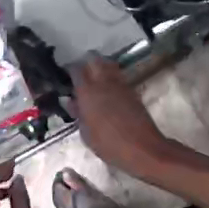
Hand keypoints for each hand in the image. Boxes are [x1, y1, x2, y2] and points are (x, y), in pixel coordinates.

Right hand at [72, 56, 185, 181]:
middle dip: (86, 63)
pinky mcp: (132, 89)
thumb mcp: (86, 134)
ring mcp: (120, 84)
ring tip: (94, 81)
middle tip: (81, 76)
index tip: (66, 76)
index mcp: (88, 92)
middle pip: (93, 59)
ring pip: (108, 63)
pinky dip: (111, 77)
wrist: (142, 148)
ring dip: (100, 67)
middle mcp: (104, 82)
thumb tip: (72, 101)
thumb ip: (78, 114)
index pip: (76, 70)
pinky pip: (118, 75)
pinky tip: (108, 91)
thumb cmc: (109, 145)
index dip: (69, 70)